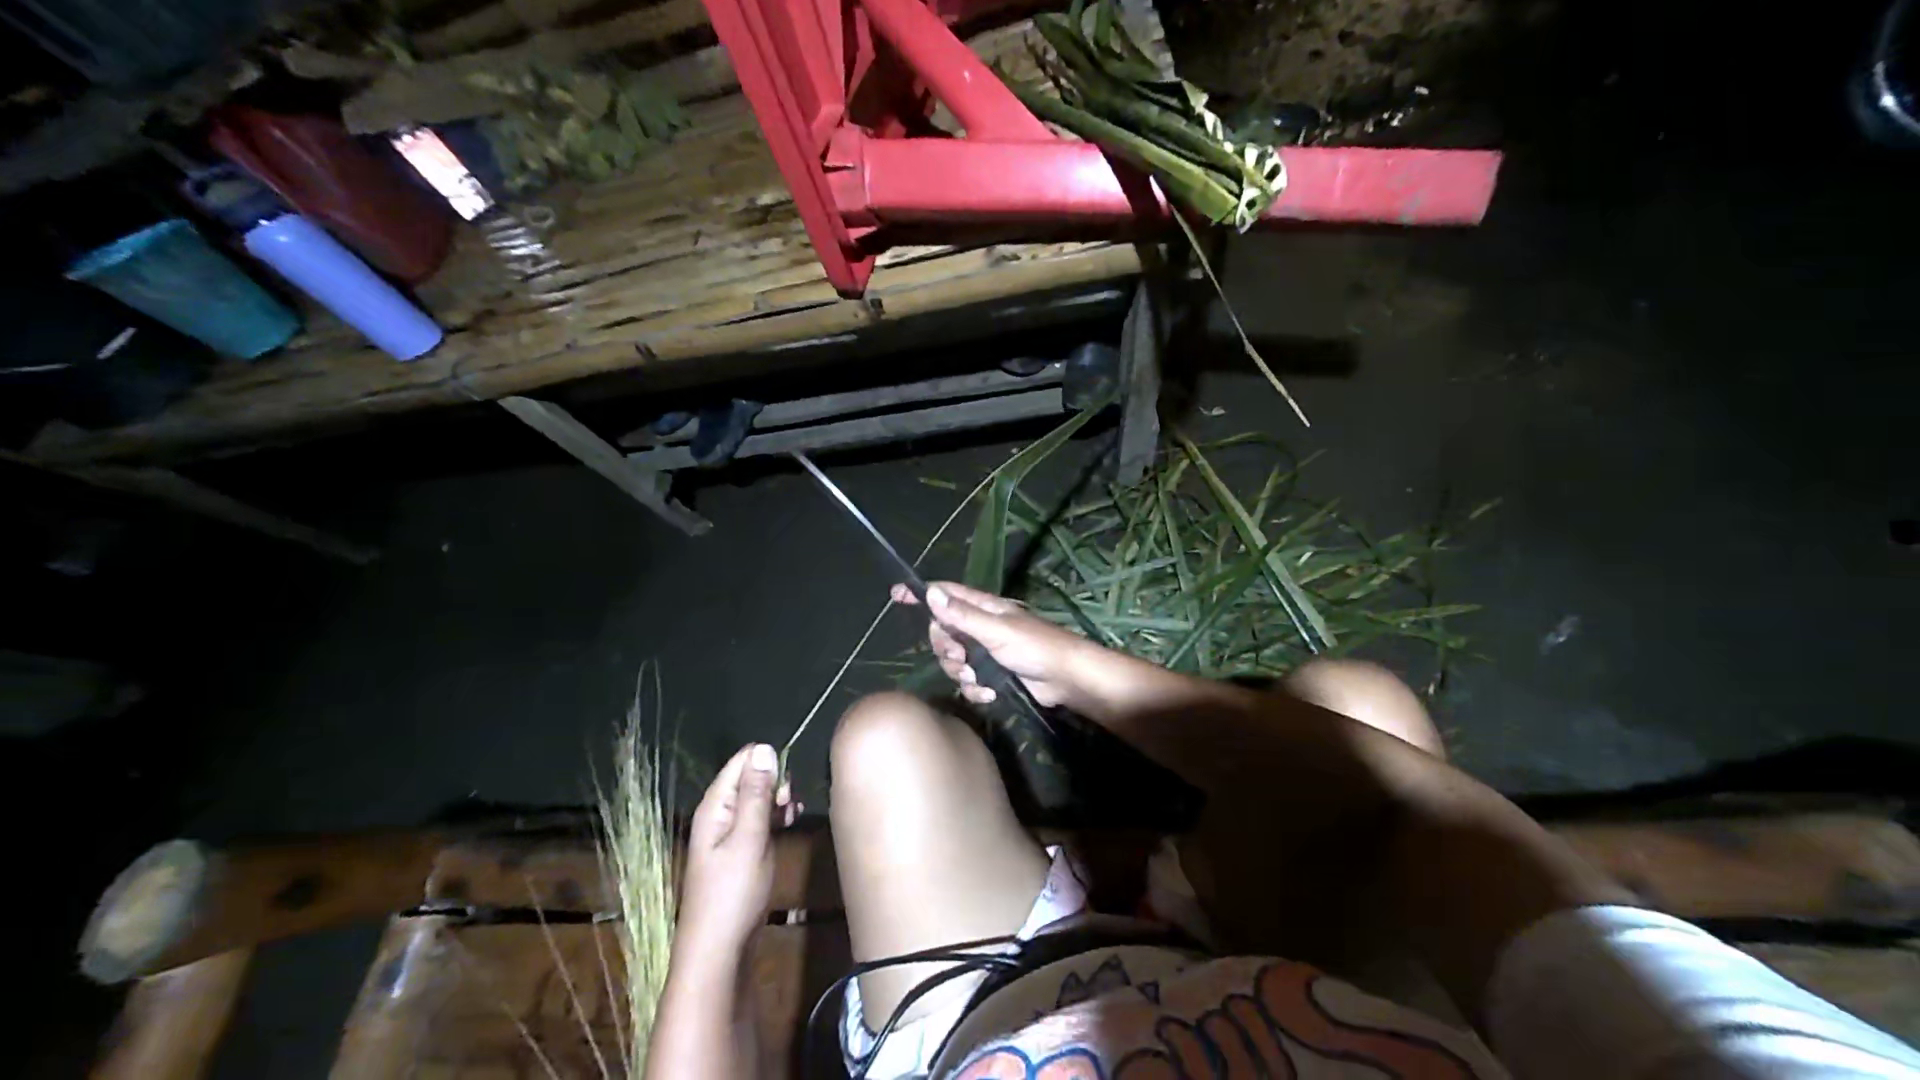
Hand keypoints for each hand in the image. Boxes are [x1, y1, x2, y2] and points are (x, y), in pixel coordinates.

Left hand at [676, 743, 795, 955]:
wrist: (719, 954)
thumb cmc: (732, 894)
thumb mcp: (749, 839)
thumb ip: (757, 794)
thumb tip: (764, 747)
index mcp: (714, 807)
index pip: (741, 762)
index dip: (767, 763)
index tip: (786, 783)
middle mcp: (719, 815)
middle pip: (750, 779)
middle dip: (775, 782)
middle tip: (791, 803)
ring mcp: (730, 835)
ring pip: (758, 800)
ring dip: (778, 800)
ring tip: (794, 812)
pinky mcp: (742, 852)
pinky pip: (760, 821)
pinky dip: (776, 817)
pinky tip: (791, 822)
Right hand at [891, 581, 1092, 708]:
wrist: (1067, 680)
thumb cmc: (1035, 647)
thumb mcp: (996, 630)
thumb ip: (962, 615)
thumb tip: (930, 592)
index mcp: (983, 608)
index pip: (945, 593)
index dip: (921, 594)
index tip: (896, 595)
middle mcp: (981, 626)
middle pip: (944, 632)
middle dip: (946, 648)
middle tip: (960, 657)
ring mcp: (986, 651)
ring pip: (954, 660)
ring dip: (960, 673)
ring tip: (977, 680)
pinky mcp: (993, 675)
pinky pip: (969, 681)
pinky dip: (976, 690)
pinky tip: (990, 694)